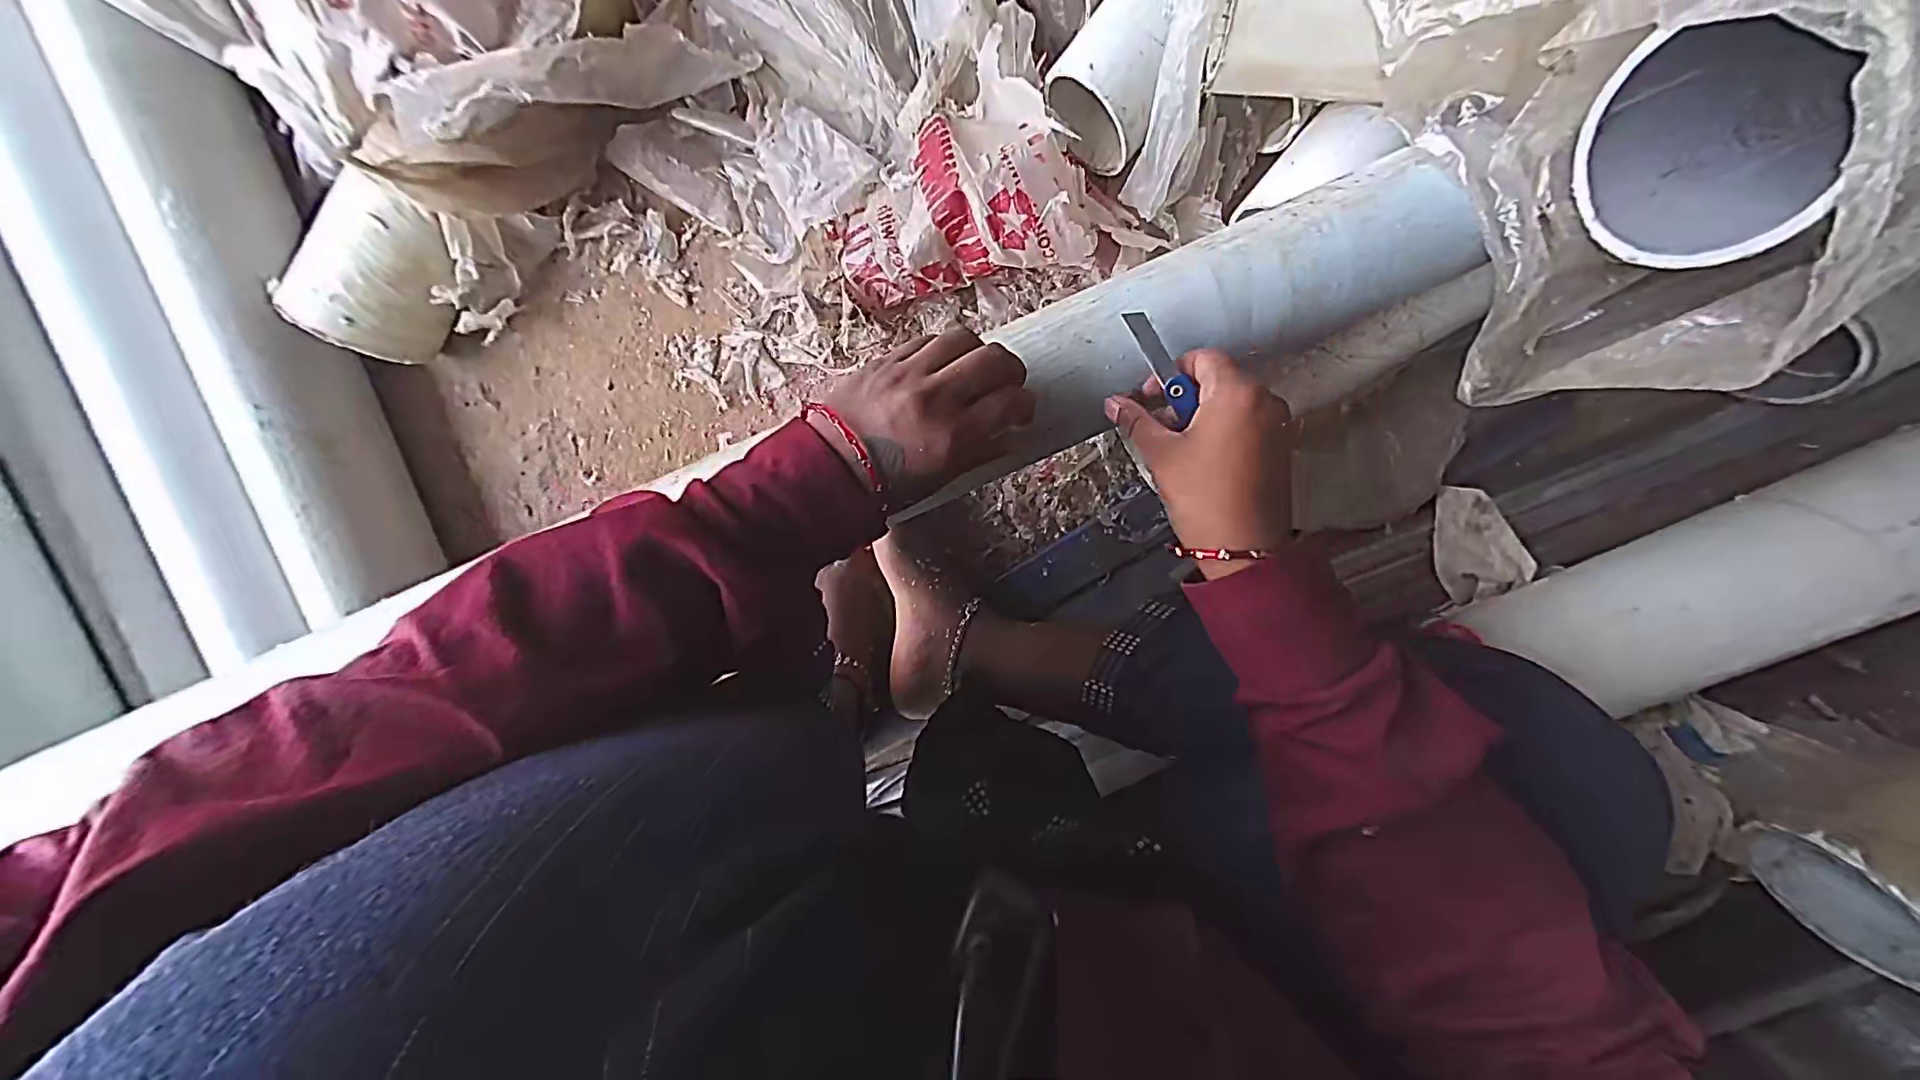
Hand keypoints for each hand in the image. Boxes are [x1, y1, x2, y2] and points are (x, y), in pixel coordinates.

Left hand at [813, 327, 1034, 507]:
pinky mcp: (884, 361)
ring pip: (961, 338)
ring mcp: (907, 373)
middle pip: (994, 359)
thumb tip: (1008, 437)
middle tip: (1006, 382)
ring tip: (971, 369)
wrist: (827, 470)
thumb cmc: (885, 485)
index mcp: (953, 435)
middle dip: (1010, 369)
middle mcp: (934, 397)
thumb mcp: (939, 479)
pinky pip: (925, 341)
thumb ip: (979, 454)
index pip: (1010, 403)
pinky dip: (939, 351)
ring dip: (976, 352)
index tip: (1020, 411)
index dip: (1024, 404)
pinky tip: (937, 366)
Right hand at [1105, 348, 1294, 578]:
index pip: (1202, 358)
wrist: (1243, 547)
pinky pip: (1246, 422)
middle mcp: (1264, 401)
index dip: (1170, 374)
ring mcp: (1276, 424)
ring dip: (1202, 414)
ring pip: (1231, 402)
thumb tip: (1117, 404)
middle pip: (1218, 379)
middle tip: (1162, 426)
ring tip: (1179, 448)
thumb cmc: (1207, 500)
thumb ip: (1137, 421)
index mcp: (1237, 394)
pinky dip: (1222, 430)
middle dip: (1184, 398)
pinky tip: (1201, 460)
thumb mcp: (1162, 454)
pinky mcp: (1279, 446)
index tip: (1152, 397)